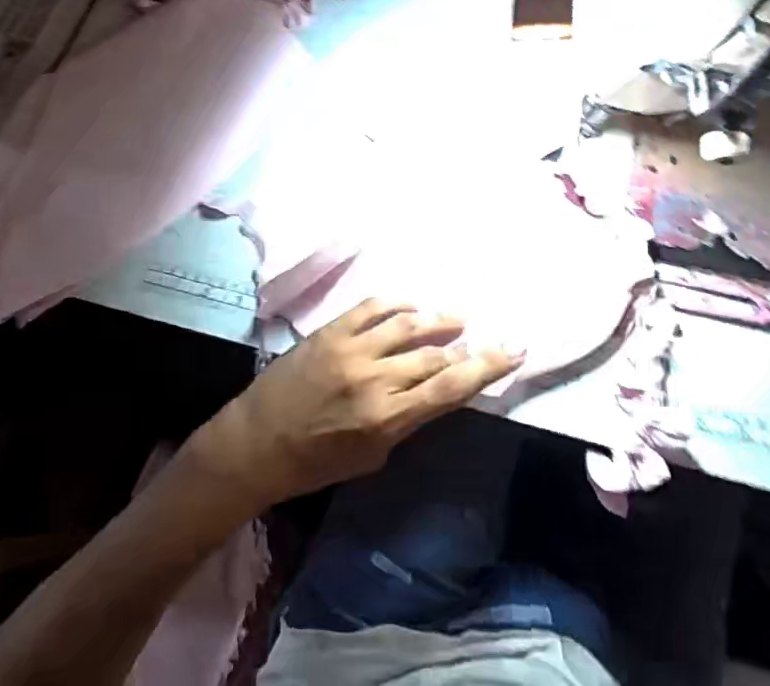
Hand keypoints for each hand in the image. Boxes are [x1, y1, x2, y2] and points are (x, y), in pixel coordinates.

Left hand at [183, 299, 522, 510]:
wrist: (254, 445)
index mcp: (388, 419)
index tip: (515, 351)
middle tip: (483, 340)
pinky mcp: (331, 331)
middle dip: (467, 348)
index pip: (452, 387)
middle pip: (436, 355)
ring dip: (439, 321)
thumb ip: (408, 421)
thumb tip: (437, 389)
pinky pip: (374, 307)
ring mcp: (352, 350)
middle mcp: (376, 380)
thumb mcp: (372, 457)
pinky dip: (399, 304)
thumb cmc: (314, 463)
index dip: (489, 366)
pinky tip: (412, 307)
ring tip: (456, 320)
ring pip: (410, 325)